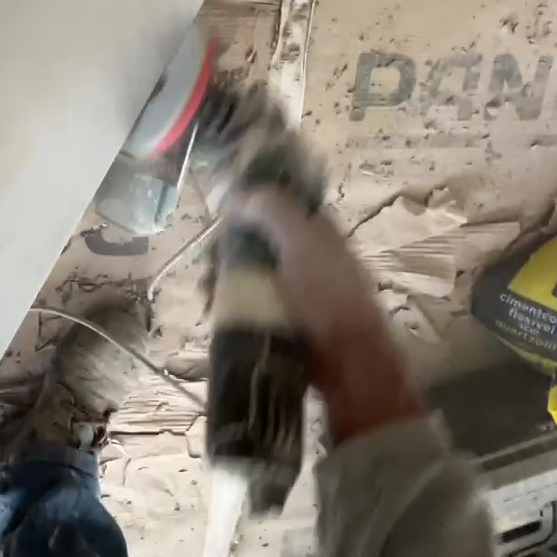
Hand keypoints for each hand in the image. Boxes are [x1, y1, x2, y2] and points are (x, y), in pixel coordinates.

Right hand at [226, 188, 422, 441]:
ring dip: (221, 276)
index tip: (220, 215)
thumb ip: (271, 209)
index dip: (245, 203)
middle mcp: (302, 251)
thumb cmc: (326, 294)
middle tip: (210, 262)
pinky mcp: (279, 314)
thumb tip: (235, 195)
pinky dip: (228, 300)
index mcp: (313, 227)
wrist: (348, 360)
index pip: (273, 202)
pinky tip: (215, 308)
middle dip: (226, 247)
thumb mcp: (301, 241)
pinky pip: (246, 299)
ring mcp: (291, 285)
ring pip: (245, 269)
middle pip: (253, 237)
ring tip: (208, 292)